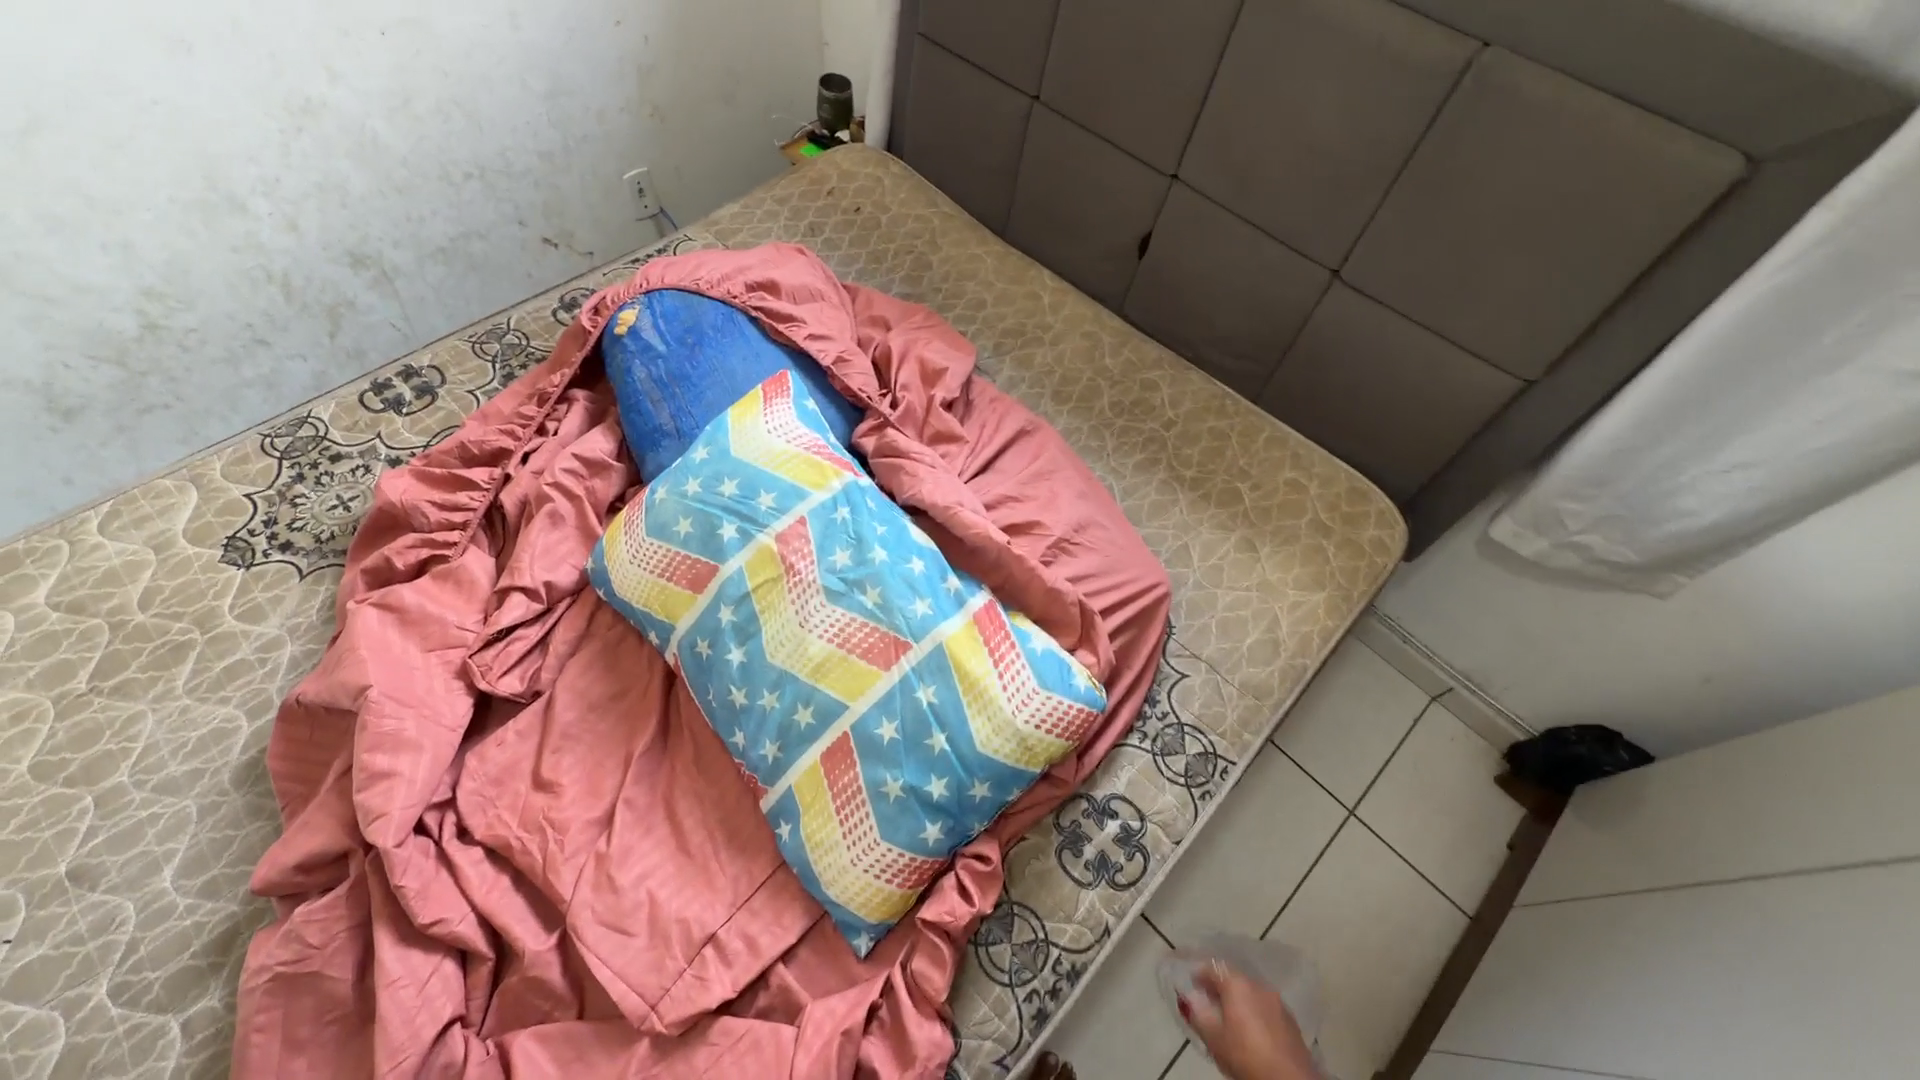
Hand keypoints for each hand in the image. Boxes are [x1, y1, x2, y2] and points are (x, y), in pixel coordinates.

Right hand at [1182, 961, 1318, 1079]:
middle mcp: (1259, 985)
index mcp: (1238, 984)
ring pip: (1250, 991)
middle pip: (1234, 977)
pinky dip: (1252, 1009)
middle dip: (1218, 986)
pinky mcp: (1290, 1019)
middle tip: (1206, 999)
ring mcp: (1277, 1002)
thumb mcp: (1213, 1038)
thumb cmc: (1246, 1056)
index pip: (1214, 967)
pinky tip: (1249, 1028)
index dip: (1199, 973)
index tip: (1191, 983)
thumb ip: (1197, 1013)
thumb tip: (1188, 996)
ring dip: (1237, 998)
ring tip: (1226, 1016)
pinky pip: (1264, 1005)